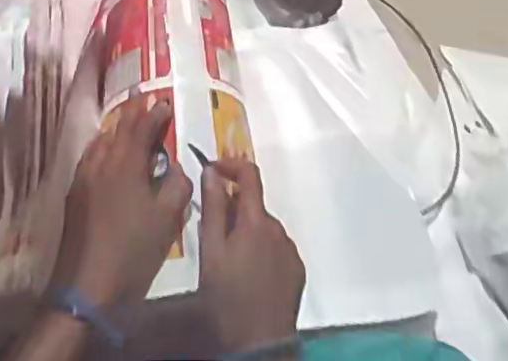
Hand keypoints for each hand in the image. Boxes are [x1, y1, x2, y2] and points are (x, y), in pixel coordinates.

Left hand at [53, 93, 191, 306]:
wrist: (85, 289)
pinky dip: (104, 148)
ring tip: (130, 128)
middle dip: (134, 112)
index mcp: (125, 162)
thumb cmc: (132, 252)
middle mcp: (101, 160)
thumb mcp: (167, 221)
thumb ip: (177, 186)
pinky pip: (92, 157)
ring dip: (118, 130)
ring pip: (102, 140)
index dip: (155, 112)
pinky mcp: (74, 193)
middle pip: (119, 127)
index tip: (166, 102)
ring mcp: (83, 176)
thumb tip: (176, 168)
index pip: (141, 126)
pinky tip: (110, 160)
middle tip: (145, 100)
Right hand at [200, 158, 304, 351]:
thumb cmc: (228, 298)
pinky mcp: (297, 270)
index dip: (231, 165)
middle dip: (233, 208)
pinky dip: (262, 249)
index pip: (249, 173)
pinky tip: (249, 272)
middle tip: (213, 232)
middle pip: (254, 204)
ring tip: (230, 260)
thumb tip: (211, 171)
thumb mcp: (210, 251)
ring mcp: (290, 250)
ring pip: (264, 226)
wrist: (259, 345)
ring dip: (247, 230)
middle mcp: (278, 229)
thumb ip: (212, 206)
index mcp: (256, 221)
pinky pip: (276, 246)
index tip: (212, 171)